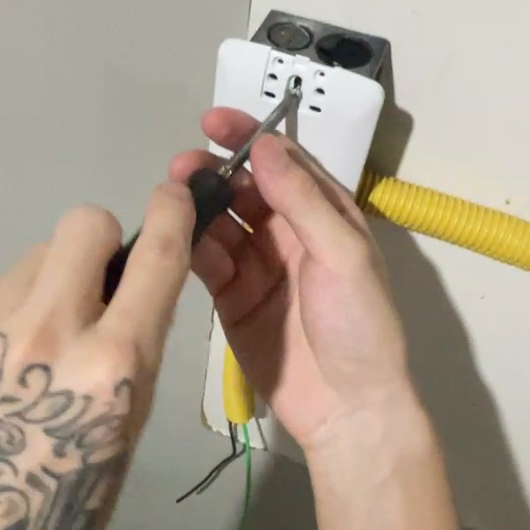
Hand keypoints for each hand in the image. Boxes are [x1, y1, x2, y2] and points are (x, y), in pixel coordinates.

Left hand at [0, 185, 195, 529]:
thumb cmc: (71, 503)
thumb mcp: (130, 424)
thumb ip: (133, 343)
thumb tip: (130, 280)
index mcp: (112, 366)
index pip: (156, 258)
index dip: (173, 214)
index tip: (176, 194)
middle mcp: (47, 334)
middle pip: (82, 222)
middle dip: (101, 241)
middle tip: (96, 285)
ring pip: (34, 256)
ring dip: (53, 279)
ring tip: (41, 340)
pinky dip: (13, 313)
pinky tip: (1, 366)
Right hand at [168, 108, 415, 451]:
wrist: (347, 407)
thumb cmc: (358, 325)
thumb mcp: (342, 256)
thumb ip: (303, 201)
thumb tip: (267, 145)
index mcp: (326, 217)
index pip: (285, 163)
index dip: (251, 138)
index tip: (214, 121)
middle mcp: (290, 235)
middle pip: (246, 190)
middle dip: (215, 172)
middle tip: (182, 165)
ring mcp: (259, 267)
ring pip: (221, 223)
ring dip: (198, 208)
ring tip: (171, 198)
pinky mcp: (233, 299)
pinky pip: (209, 263)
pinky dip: (191, 247)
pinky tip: (175, 238)